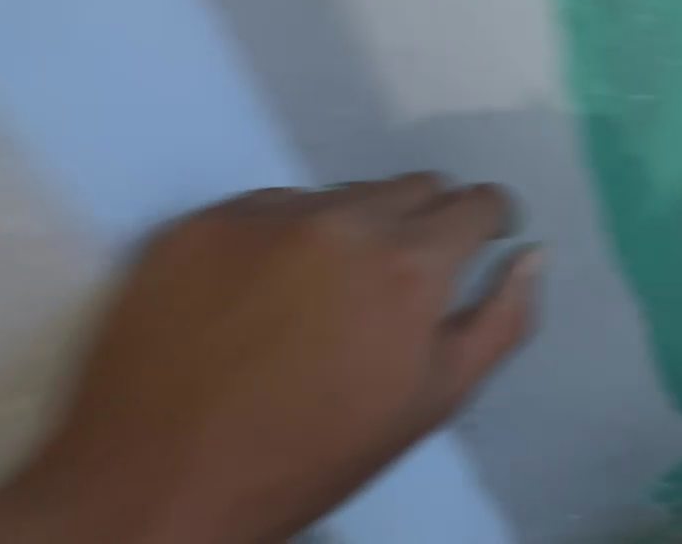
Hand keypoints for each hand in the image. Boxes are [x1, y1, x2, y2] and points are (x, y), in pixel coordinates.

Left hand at [0, 174, 539, 543]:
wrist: (149, 496)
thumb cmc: (315, 452)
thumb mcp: (436, 400)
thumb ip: (503, 317)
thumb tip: (532, 251)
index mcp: (412, 263)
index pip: (479, 201)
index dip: (488, 223)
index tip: (477, 245)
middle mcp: (347, 220)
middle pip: (419, 186)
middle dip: (427, 222)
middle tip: (397, 280)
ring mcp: (268, 215)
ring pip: (348, 193)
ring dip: (357, 228)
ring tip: (323, 291)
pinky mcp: (202, 223)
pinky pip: (274, 206)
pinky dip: (287, 236)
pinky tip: (262, 291)